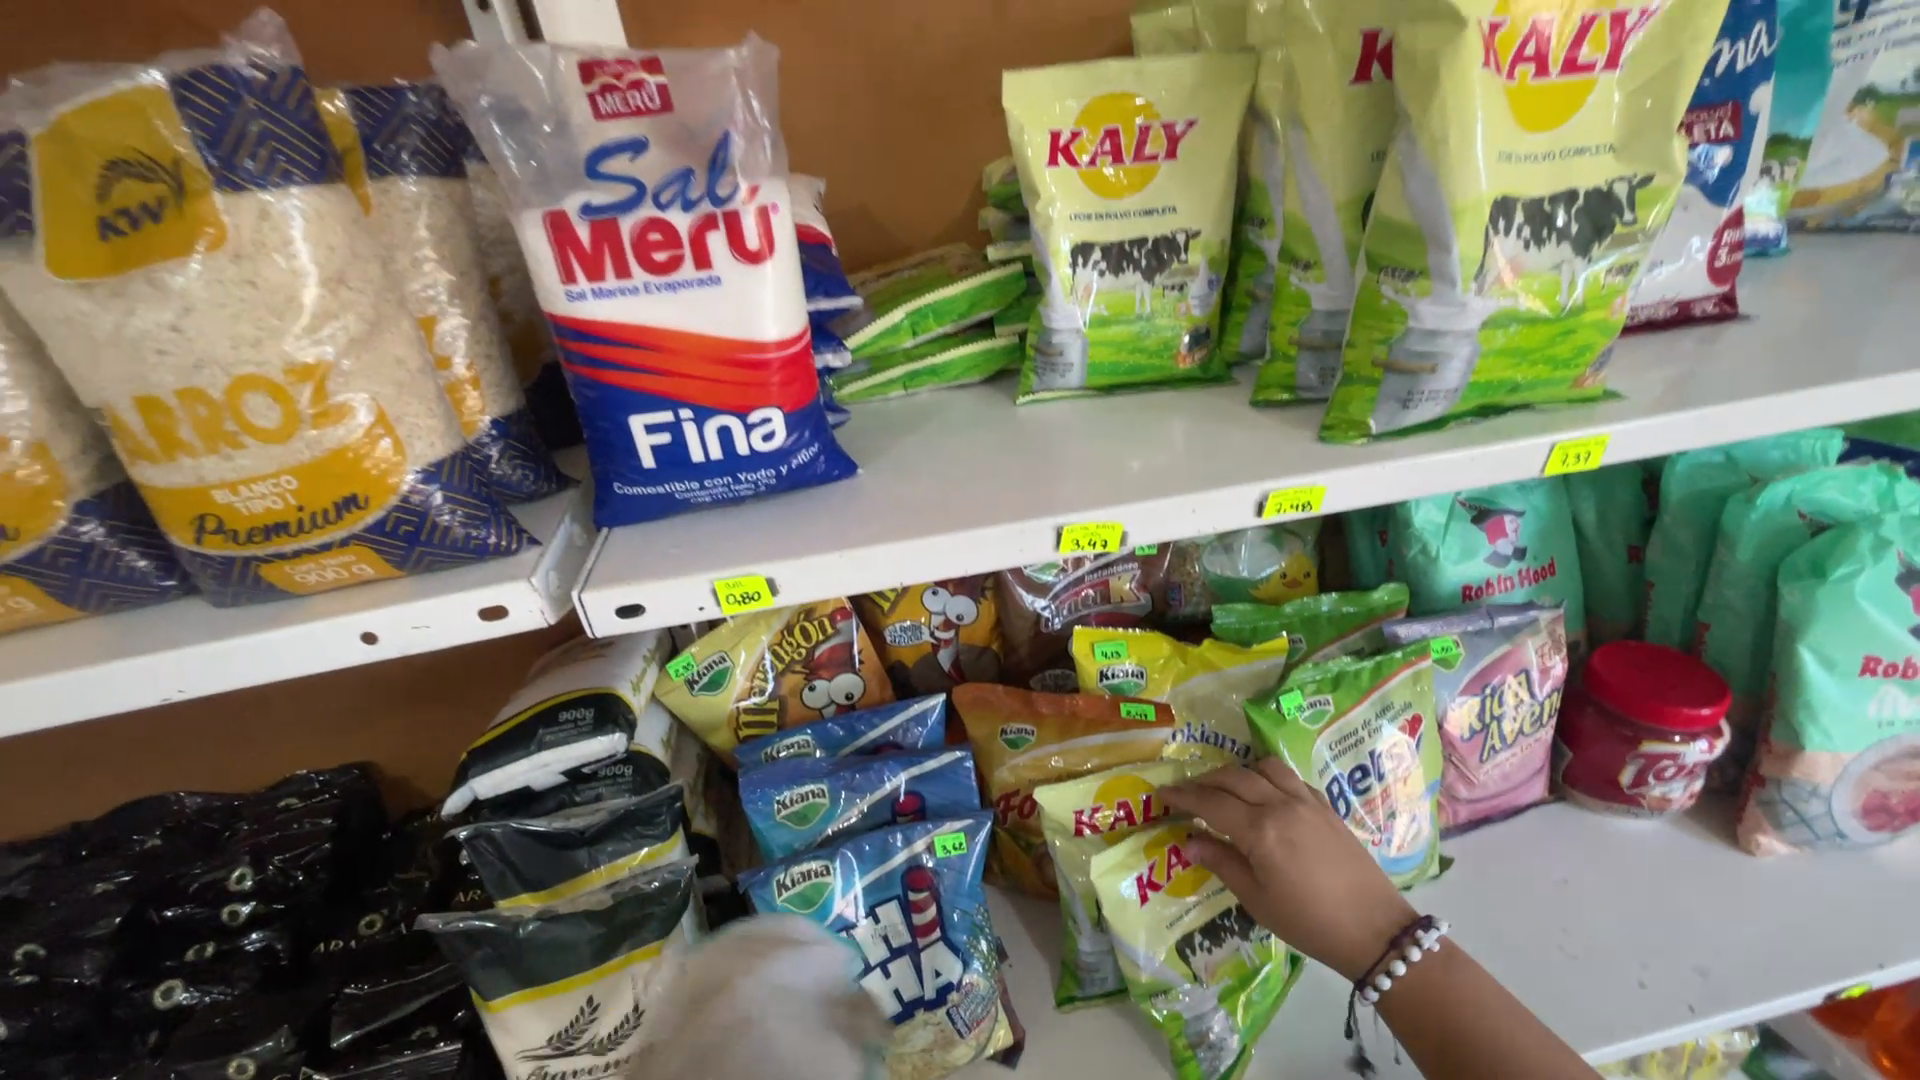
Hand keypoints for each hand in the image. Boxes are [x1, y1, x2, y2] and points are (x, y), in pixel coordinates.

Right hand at [1160, 759, 1416, 980]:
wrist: (1374, 930)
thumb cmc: (1309, 922)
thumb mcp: (1257, 900)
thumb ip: (1222, 863)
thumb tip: (1190, 841)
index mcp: (1260, 831)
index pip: (1210, 802)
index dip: (1183, 796)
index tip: (1162, 792)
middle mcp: (1281, 805)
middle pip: (1233, 777)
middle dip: (1204, 780)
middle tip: (1187, 792)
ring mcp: (1306, 802)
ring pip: (1263, 767)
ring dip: (1238, 772)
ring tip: (1225, 787)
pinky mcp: (1325, 807)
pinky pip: (1290, 777)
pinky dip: (1268, 777)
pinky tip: (1265, 794)